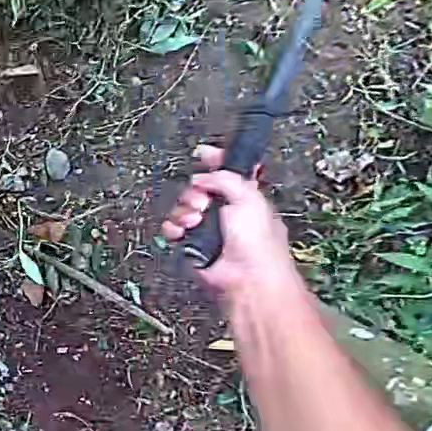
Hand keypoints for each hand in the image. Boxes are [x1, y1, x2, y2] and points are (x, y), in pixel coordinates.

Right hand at [161, 145, 301, 299]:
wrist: (246, 277)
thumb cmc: (258, 243)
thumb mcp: (250, 199)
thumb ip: (227, 179)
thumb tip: (205, 174)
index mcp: (244, 198)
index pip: (226, 172)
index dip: (214, 161)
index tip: (203, 153)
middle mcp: (224, 212)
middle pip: (197, 189)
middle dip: (195, 192)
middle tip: (202, 202)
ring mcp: (206, 228)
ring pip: (182, 207)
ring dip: (185, 212)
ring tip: (194, 222)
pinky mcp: (191, 243)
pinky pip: (173, 227)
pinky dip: (174, 228)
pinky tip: (182, 231)